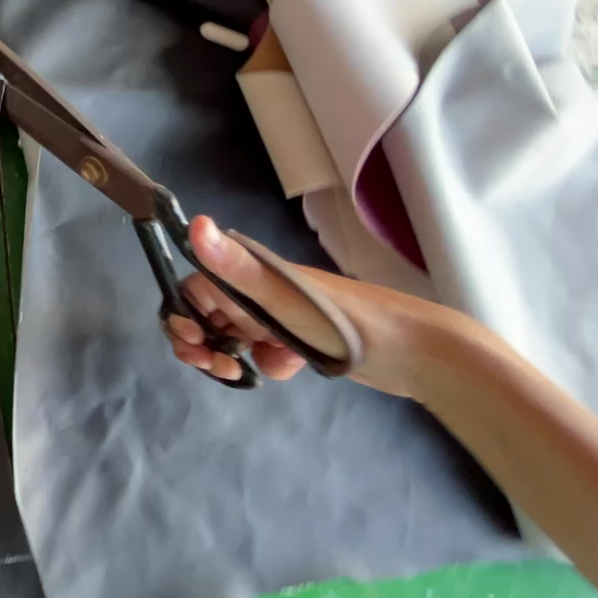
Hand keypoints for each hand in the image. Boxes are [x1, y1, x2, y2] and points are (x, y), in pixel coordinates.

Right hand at [163, 215, 482, 396]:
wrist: (416, 353)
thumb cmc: (341, 321)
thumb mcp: (279, 294)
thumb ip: (233, 265)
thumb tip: (194, 223)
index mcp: (247, 274)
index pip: (190, 292)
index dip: (181, 317)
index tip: (193, 341)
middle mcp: (256, 290)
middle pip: (204, 316)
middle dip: (197, 343)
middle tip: (212, 365)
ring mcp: (276, 316)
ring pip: (229, 338)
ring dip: (225, 357)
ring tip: (239, 374)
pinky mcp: (296, 340)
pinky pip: (263, 354)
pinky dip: (267, 365)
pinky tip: (288, 368)